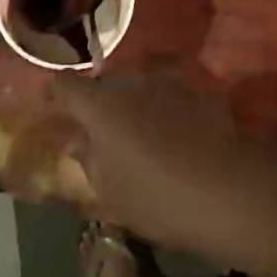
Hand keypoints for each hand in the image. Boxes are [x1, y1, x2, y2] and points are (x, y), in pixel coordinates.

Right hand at [52, 72, 261, 247]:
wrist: (224, 186)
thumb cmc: (156, 197)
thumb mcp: (110, 191)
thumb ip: (89, 158)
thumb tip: (77, 140)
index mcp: (101, 106)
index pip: (66, 84)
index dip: (56, 93)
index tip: (52, 104)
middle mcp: (132, 81)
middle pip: (106, 83)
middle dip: (100, 101)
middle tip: (102, 129)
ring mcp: (168, 78)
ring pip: (140, 83)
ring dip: (134, 100)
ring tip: (141, 129)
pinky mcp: (197, 85)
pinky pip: (169, 88)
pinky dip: (164, 103)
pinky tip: (173, 128)